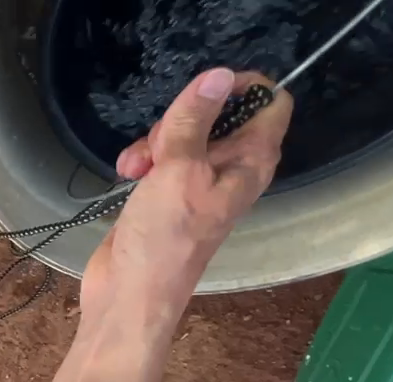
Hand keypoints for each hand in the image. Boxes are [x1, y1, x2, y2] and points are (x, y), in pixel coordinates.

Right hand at [83, 68, 292, 316]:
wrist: (129, 294)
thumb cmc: (163, 239)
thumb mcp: (177, 173)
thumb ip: (192, 124)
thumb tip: (215, 77)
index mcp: (250, 160)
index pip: (266, 102)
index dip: (236, 90)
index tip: (196, 100)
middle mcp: (228, 168)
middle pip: (216, 117)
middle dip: (181, 122)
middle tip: (159, 146)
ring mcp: (193, 184)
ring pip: (181, 140)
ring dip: (152, 145)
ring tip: (134, 168)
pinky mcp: (162, 199)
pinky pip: (159, 163)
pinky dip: (141, 164)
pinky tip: (126, 176)